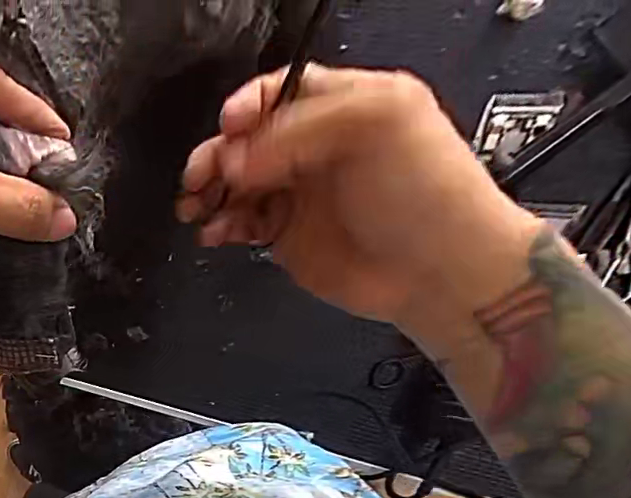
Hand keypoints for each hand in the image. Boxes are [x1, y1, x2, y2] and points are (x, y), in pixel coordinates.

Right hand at [177, 65, 541, 332]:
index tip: (227, 128)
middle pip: (249, 141)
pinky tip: (213, 232)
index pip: (277, 94)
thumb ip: (299, 129)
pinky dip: (223, 227)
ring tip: (196, 206)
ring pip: (239, 184)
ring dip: (212, 192)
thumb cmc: (425, 191)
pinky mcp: (289, 238)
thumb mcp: (373, 125)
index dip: (246, 108)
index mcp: (339, 106)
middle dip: (218, 155)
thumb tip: (237, 155)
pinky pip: (243, 225)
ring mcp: (300, 195)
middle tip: (200, 176)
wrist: (435, 270)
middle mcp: (315, 149)